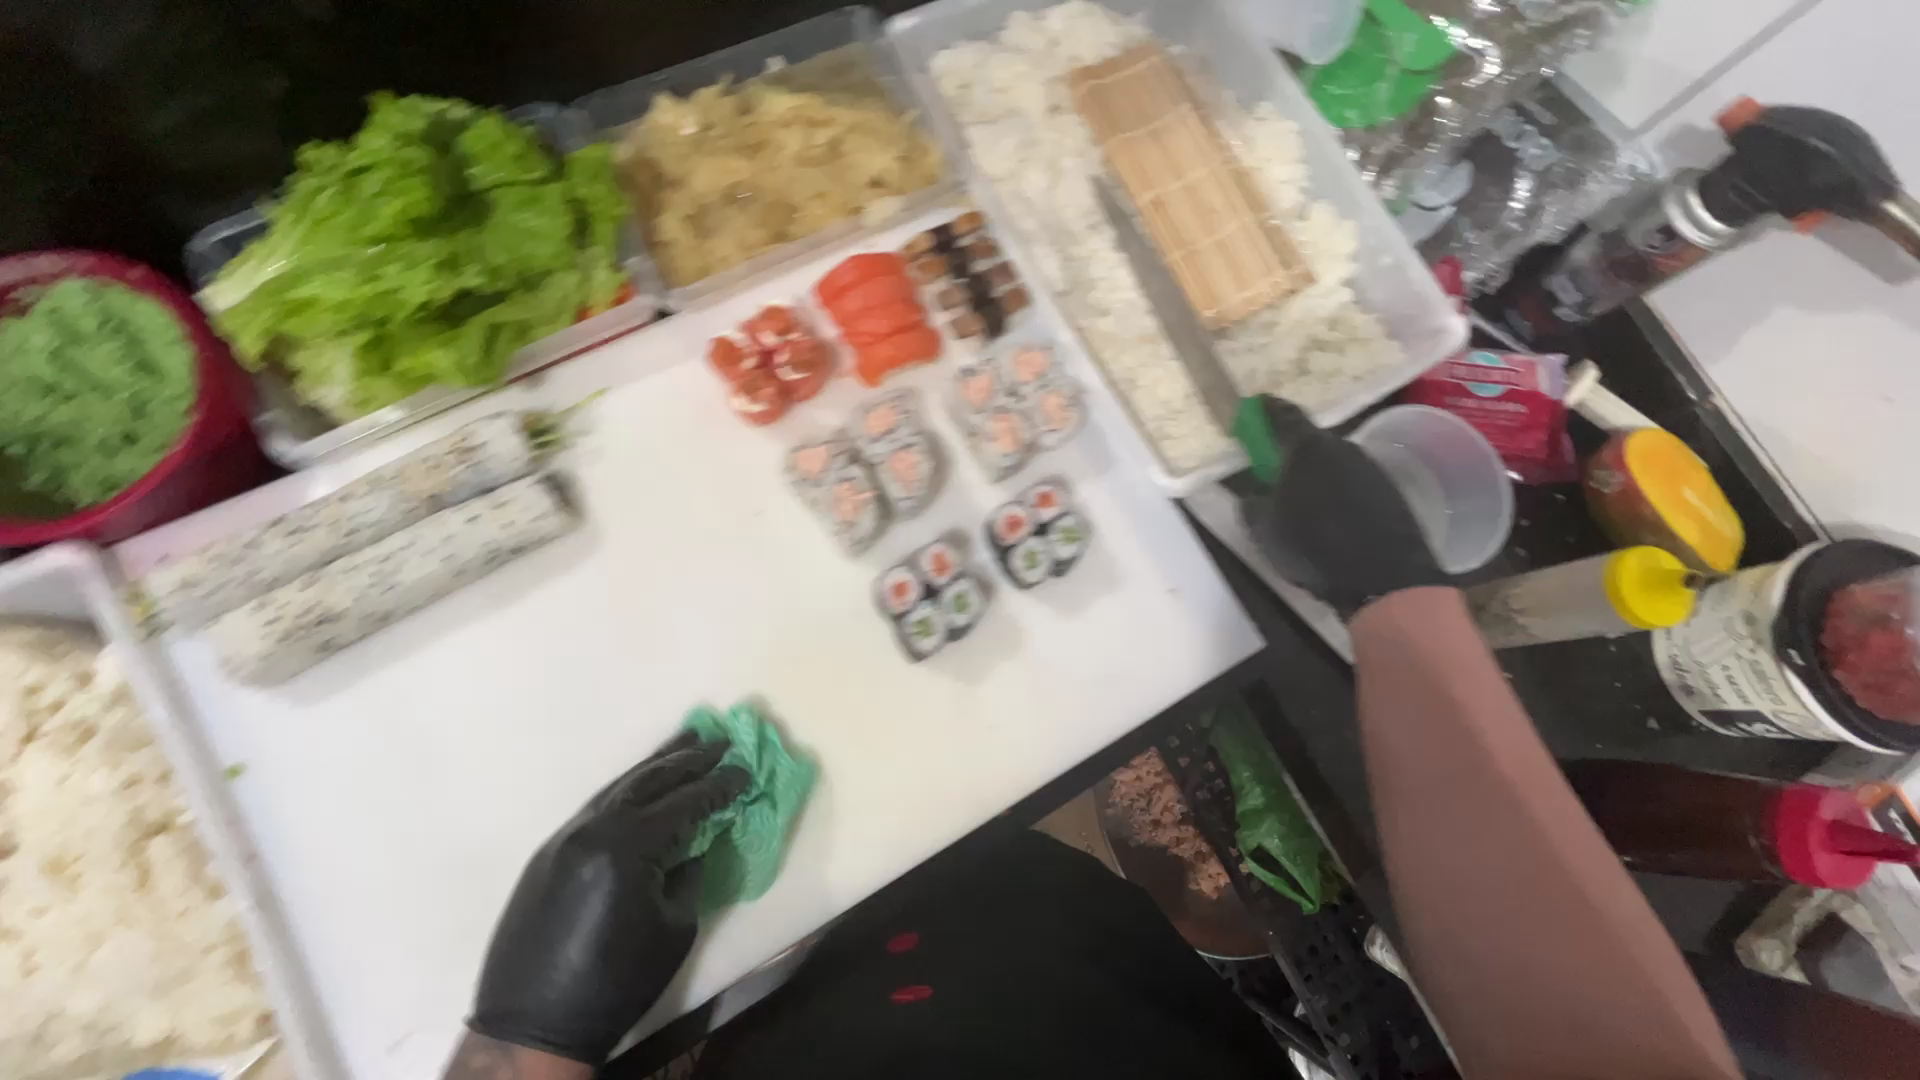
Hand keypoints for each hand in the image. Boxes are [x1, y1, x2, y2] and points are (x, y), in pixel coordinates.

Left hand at [468, 733, 748, 1063]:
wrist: (533, 1027)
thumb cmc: (618, 982)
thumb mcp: (675, 927)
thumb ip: (688, 872)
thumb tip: (697, 841)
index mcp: (627, 847)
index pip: (685, 803)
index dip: (719, 786)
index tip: (746, 771)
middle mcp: (593, 828)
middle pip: (649, 780)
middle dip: (689, 759)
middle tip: (720, 741)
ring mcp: (566, 836)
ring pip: (620, 785)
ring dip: (657, 765)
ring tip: (687, 741)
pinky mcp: (549, 851)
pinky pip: (598, 807)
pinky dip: (628, 789)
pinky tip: (646, 785)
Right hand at [1242, 396, 1448, 619]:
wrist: (1383, 577)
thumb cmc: (1312, 545)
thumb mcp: (1264, 529)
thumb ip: (1252, 505)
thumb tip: (1253, 496)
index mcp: (1307, 448)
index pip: (1283, 414)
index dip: (1267, 409)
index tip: (1256, 406)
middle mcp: (1343, 448)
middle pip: (1312, 441)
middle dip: (1292, 451)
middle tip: (1275, 468)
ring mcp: (1372, 469)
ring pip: (1335, 463)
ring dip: (1318, 475)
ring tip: (1303, 500)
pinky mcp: (1391, 493)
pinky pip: (1355, 484)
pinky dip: (1340, 493)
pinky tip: (1332, 518)